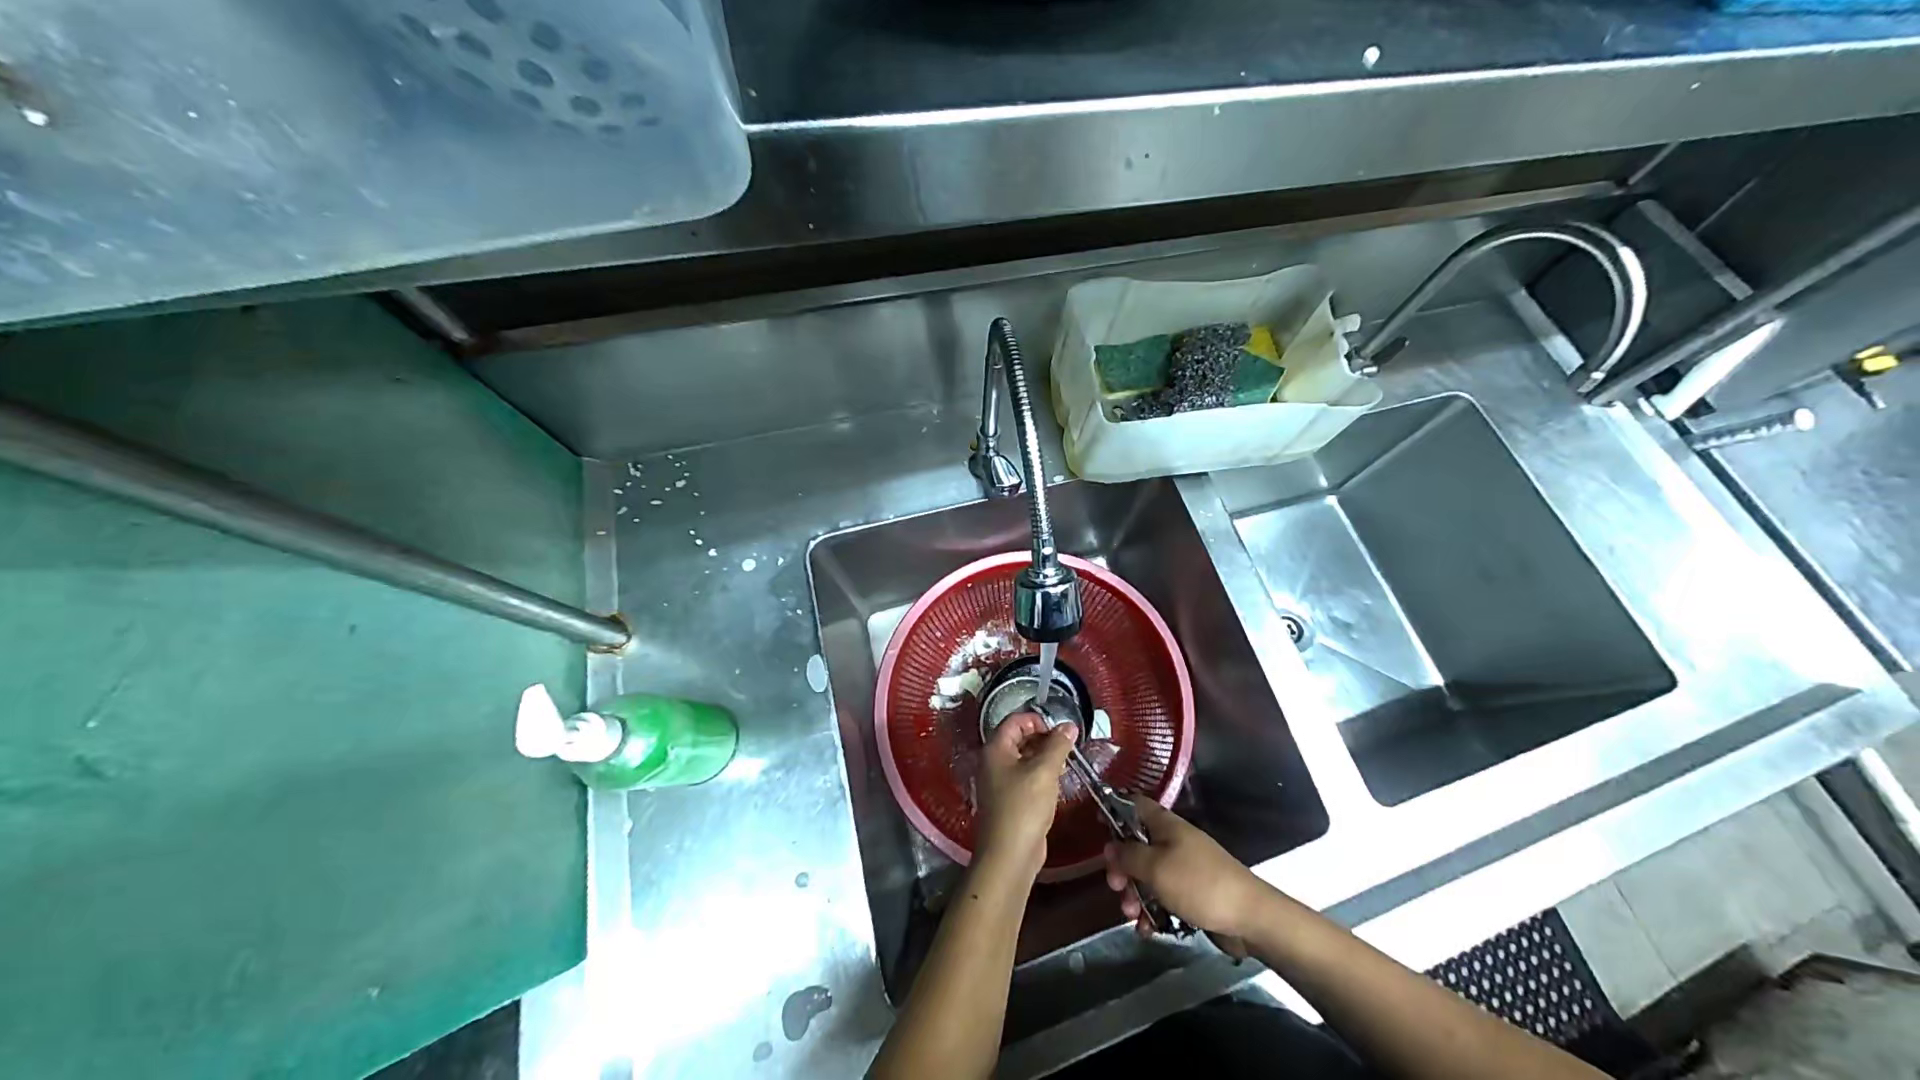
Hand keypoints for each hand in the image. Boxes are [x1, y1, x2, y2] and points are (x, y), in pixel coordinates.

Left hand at [974, 713, 1077, 877]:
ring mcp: (999, 782)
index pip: (1015, 721)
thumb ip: (1058, 746)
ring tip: (1065, 763)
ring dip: (1044, 757)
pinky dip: (1040, 775)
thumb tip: (1069, 725)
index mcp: (995, 749)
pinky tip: (1057, 782)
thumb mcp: (1044, 771)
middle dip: (1043, 738)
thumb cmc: (1024, 807)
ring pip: (1023, 759)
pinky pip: (1025, 777)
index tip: (1060, 731)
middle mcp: (993, 762)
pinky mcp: (1009, 800)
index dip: (1037, 720)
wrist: (1009, 854)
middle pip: (1018, 739)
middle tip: (1067, 747)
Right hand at [1104, 798, 1269, 945]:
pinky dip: (1152, 910)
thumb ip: (1128, 855)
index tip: (1098, 828)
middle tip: (1116, 887)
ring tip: (1132, 915)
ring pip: (1147, 875)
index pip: (1134, 805)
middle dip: (1121, 868)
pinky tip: (1147, 929)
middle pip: (1136, 845)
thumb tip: (1109, 846)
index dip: (1115, 811)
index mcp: (1166, 825)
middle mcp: (1173, 842)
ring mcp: (1183, 868)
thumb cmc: (1198, 884)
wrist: (1250, 917)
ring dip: (1134, 894)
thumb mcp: (1155, 867)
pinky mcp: (1191, 893)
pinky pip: (1162, 896)